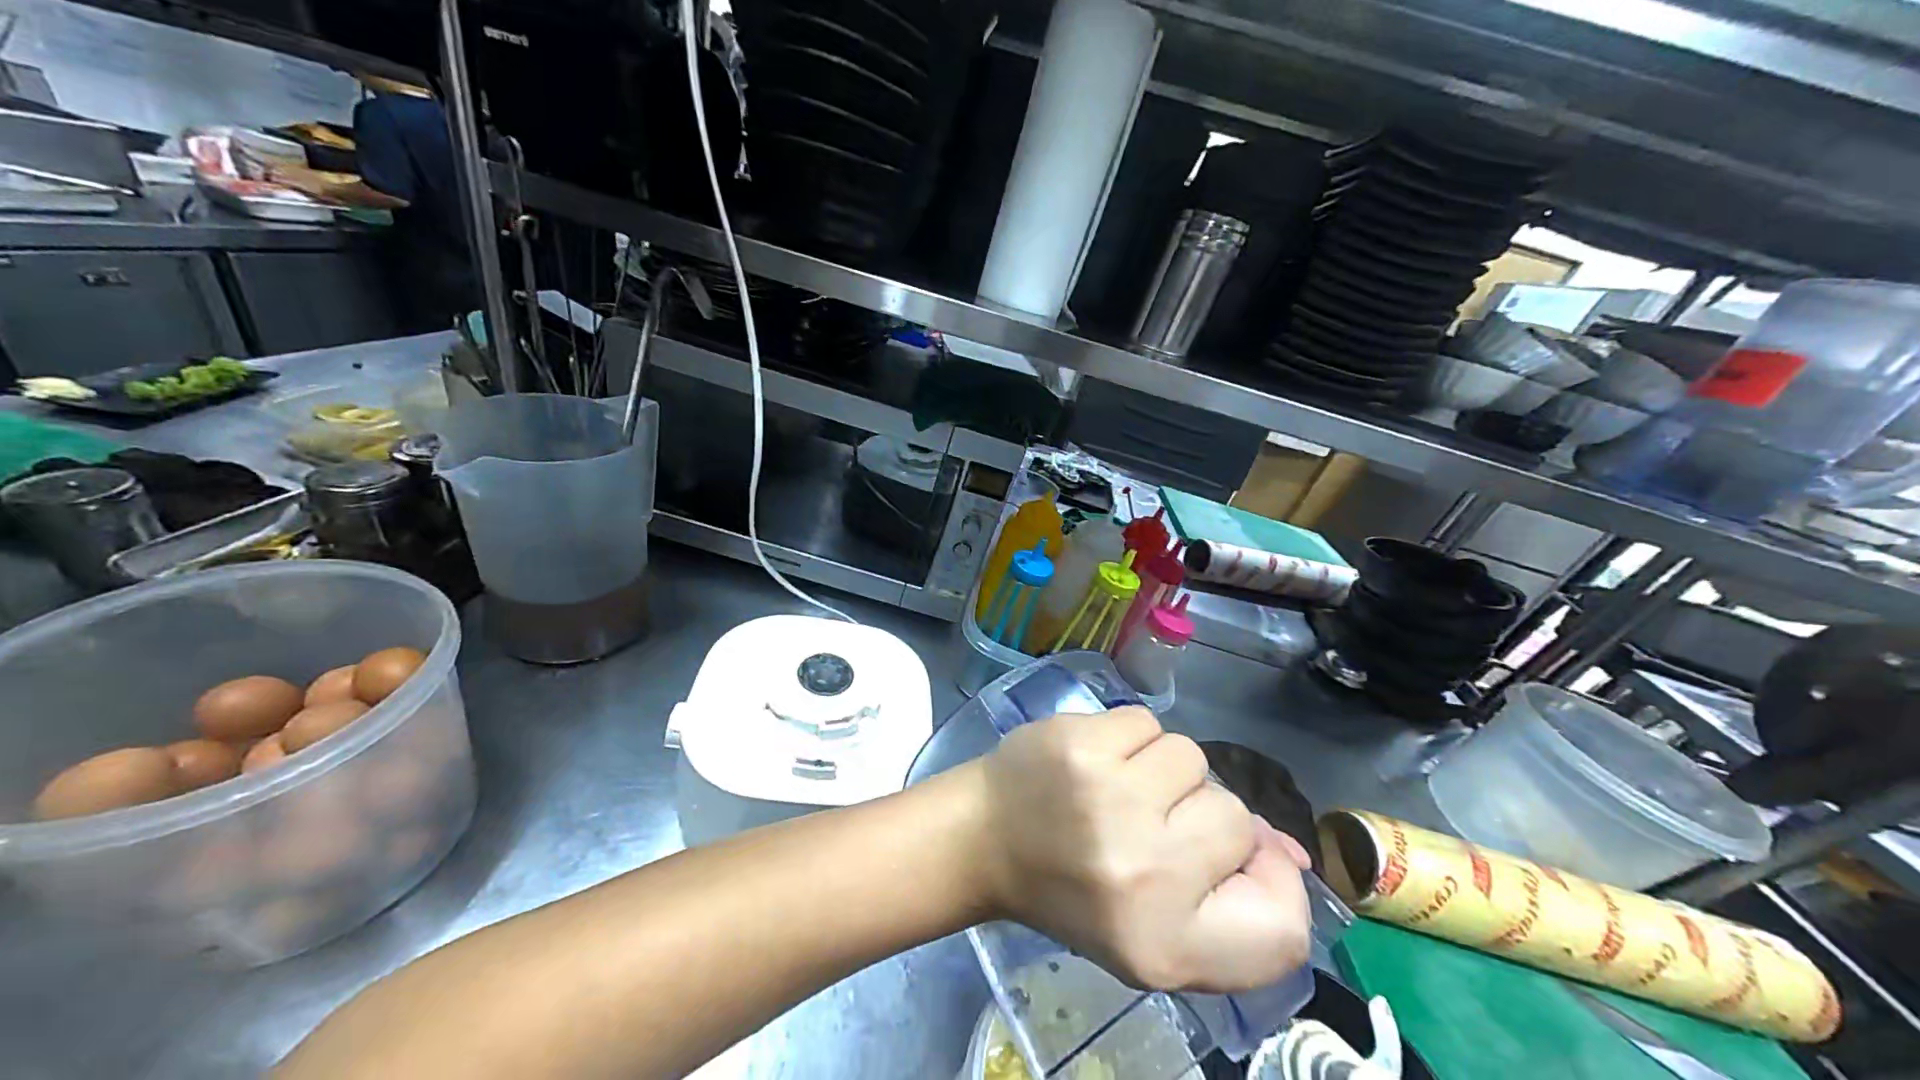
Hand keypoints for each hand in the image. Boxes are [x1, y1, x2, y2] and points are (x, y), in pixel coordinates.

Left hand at [974, 707, 1312, 992]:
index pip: (1284, 929)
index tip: (1228, 862)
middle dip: (1200, 814)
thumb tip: (1290, 850)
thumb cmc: (1072, 893)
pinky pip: (1147, 723)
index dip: (1273, 883)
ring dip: (1163, 771)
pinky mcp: (1081, 744)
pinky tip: (1096, 762)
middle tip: (1145, 825)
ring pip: (1194, 758)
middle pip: (1240, 818)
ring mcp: (1112, 800)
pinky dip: (1129, 738)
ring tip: (1117, 792)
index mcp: (1167, 947)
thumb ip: (1232, 905)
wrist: (984, 839)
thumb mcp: (1154, 934)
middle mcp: (1147, 876)